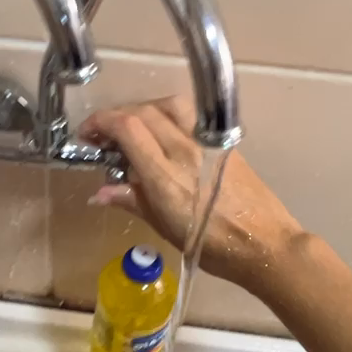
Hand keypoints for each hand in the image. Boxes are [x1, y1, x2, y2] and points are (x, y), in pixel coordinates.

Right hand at [82, 96, 305, 293]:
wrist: (264, 243)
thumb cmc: (212, 246)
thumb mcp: (164, 228)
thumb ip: (131, 201)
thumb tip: (99, 192)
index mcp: (166, 176)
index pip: (128, 128)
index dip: (101, 123)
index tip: (87, 134)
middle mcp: (185, 151)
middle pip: (143, 112)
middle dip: (116, 116)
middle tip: (103, 134)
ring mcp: (206, 143)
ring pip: (168, 104)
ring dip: (143, 108)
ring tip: (132, 127)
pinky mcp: (222, 142)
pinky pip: (190, 115)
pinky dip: (167, 114)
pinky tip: (162, 131)